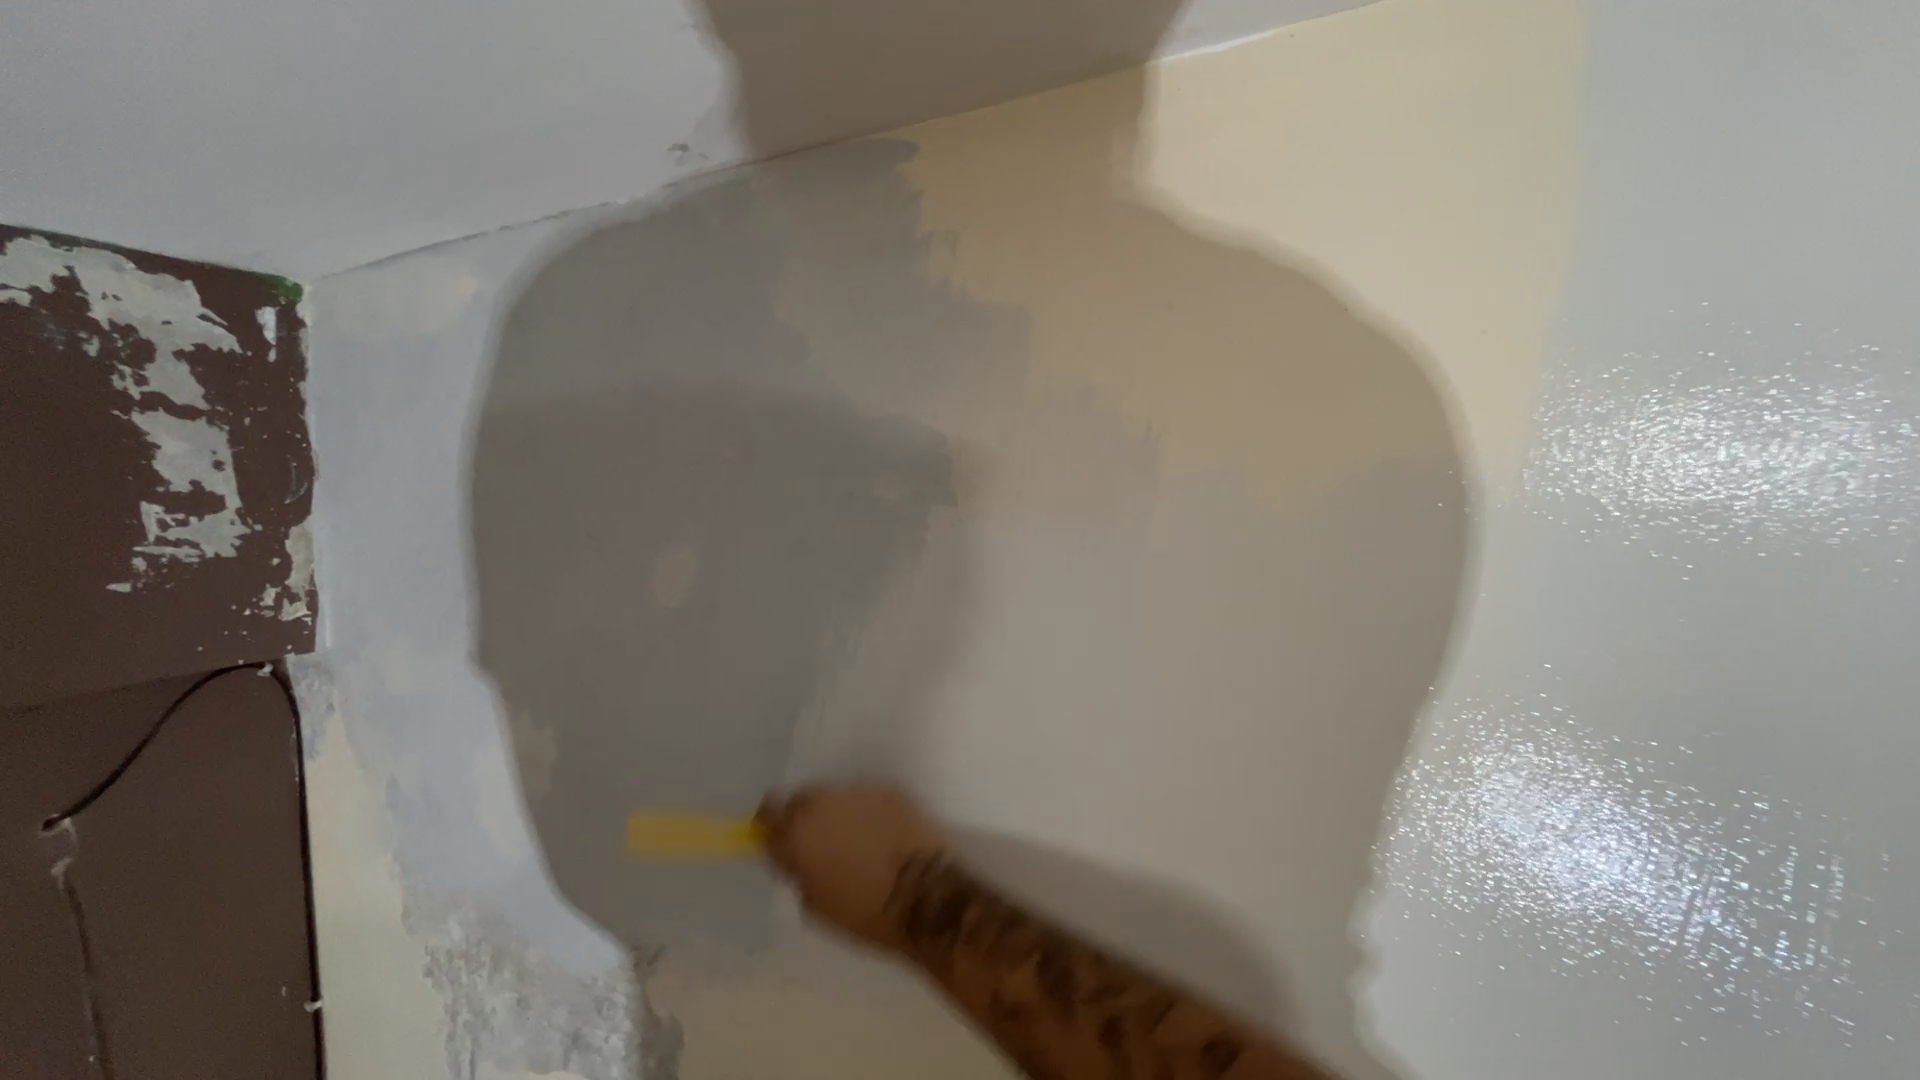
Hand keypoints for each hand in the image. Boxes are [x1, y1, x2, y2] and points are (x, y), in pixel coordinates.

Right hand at [757, 785, 948, 951]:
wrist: (926, 896)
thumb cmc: (865, 912)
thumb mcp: (815, 903)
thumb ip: (798, 870)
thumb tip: (797, 856)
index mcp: (798, 833)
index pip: (769, 812)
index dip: (772, 823)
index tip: (780, 834)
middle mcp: (823, 803)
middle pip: (803, 799)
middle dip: (808, 817)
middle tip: (823, 842)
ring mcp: (859, 792)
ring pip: (837, 797)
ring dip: (841, 814)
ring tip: (860, 841)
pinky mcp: (890, 790)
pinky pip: (869, 798)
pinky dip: (870, 813)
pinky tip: (885, 835)